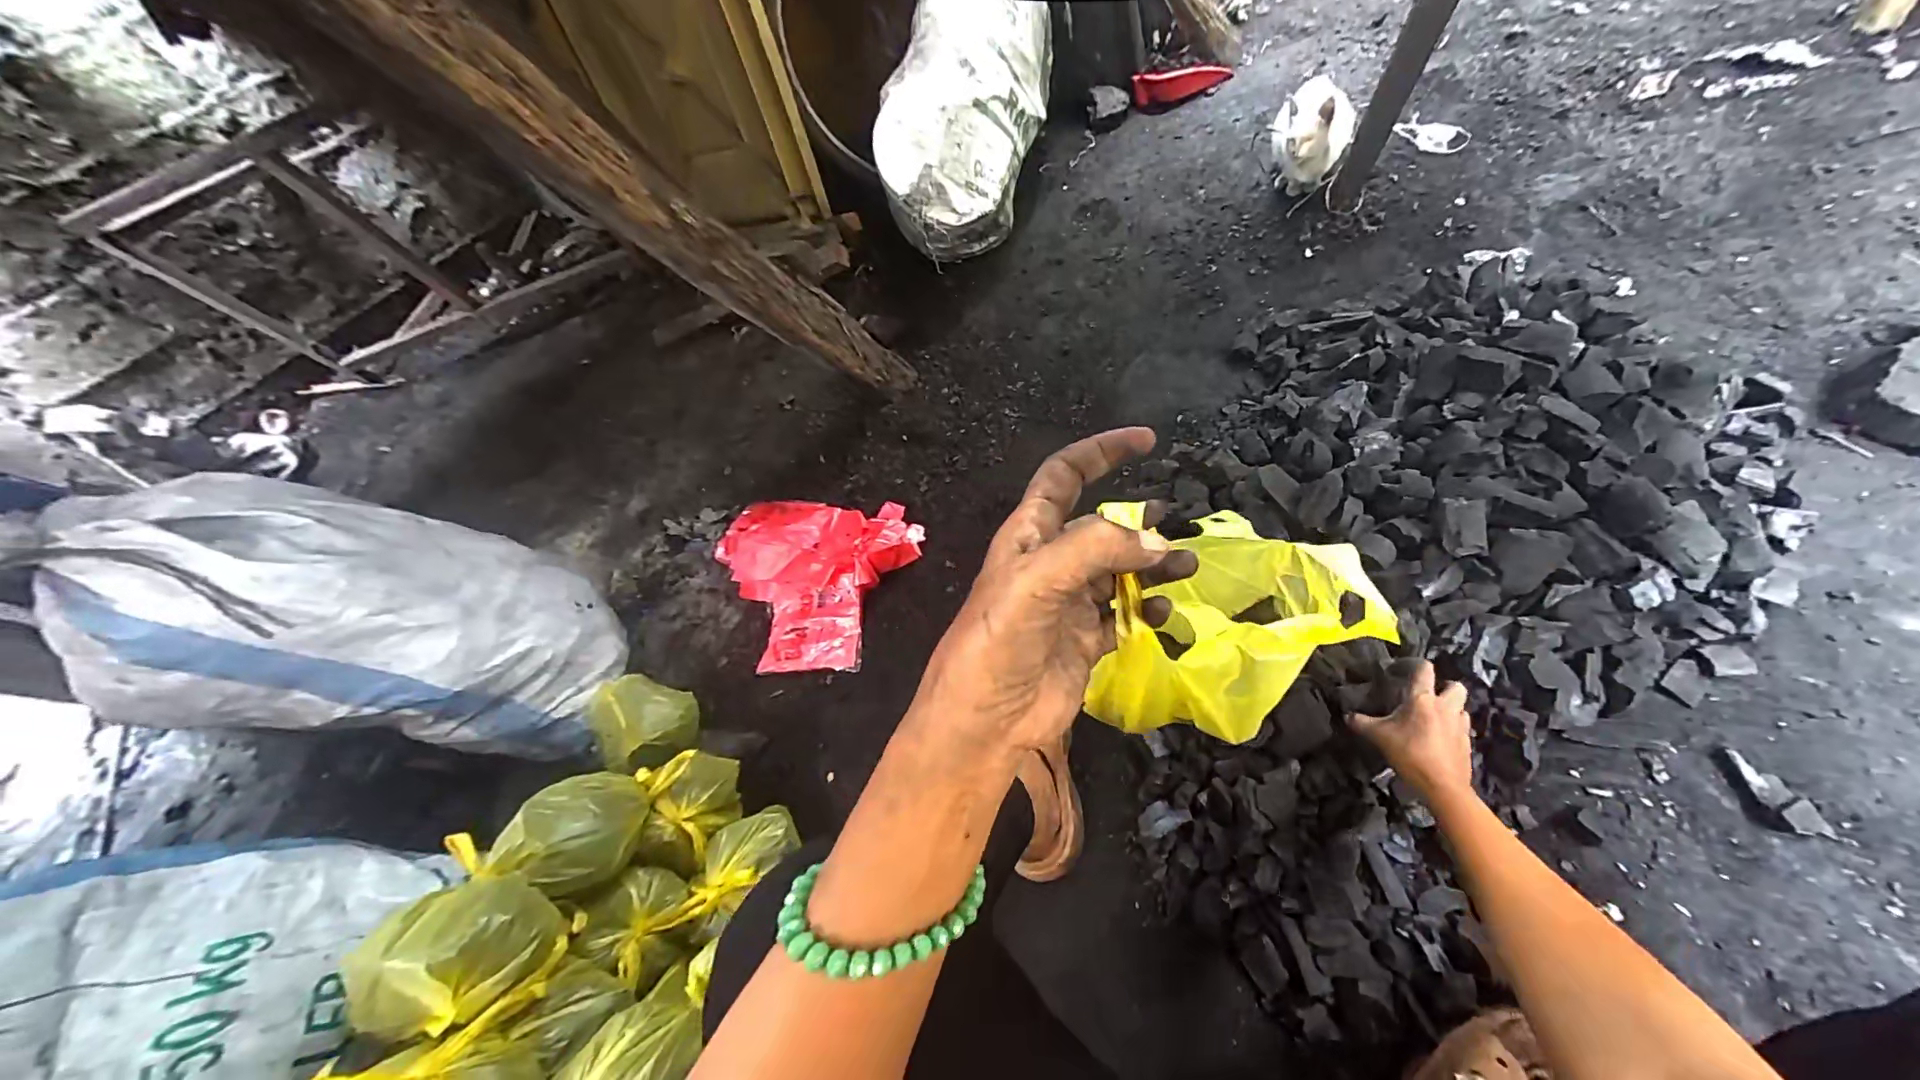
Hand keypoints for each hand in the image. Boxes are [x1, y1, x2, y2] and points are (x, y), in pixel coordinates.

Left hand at [908, 428, 1197, 756]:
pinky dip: (1148, 609)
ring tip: (1184, 567)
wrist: (987, 718)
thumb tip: (1155, 542)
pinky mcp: (1085, 640)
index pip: (1064, 475)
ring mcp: (1069, 603)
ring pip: (1119, 571)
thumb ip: (1095, 549)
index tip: (1144, 440)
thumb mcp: (1037, 580)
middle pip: (1101, 526)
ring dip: (1152, 566)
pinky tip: (1164, 612)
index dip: (1100, 452)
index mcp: (1029, 535)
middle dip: (1137, 521)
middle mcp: (1050, 563)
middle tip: (1173, 526)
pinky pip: (1125, 614)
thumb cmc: (999, 640)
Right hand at [1348, 661, 1472, 800]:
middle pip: (1455, 686)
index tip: (1405, 669)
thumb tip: (1347, 715)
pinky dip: (1453, 727)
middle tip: (1429, 695)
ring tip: (1434, 717)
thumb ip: (1361, 723)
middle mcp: (1445, 707)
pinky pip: (1462, 727)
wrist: (1443, 786)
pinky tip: (1440, 738)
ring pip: (1461, 707)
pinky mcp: (1468, 742)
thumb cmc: (1410, 753)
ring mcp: (1460, 725)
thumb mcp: (1378, 736)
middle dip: (1445, 687)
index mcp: (1423, 699)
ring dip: (1450, 708)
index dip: (1417, 665)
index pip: (1425, 670)